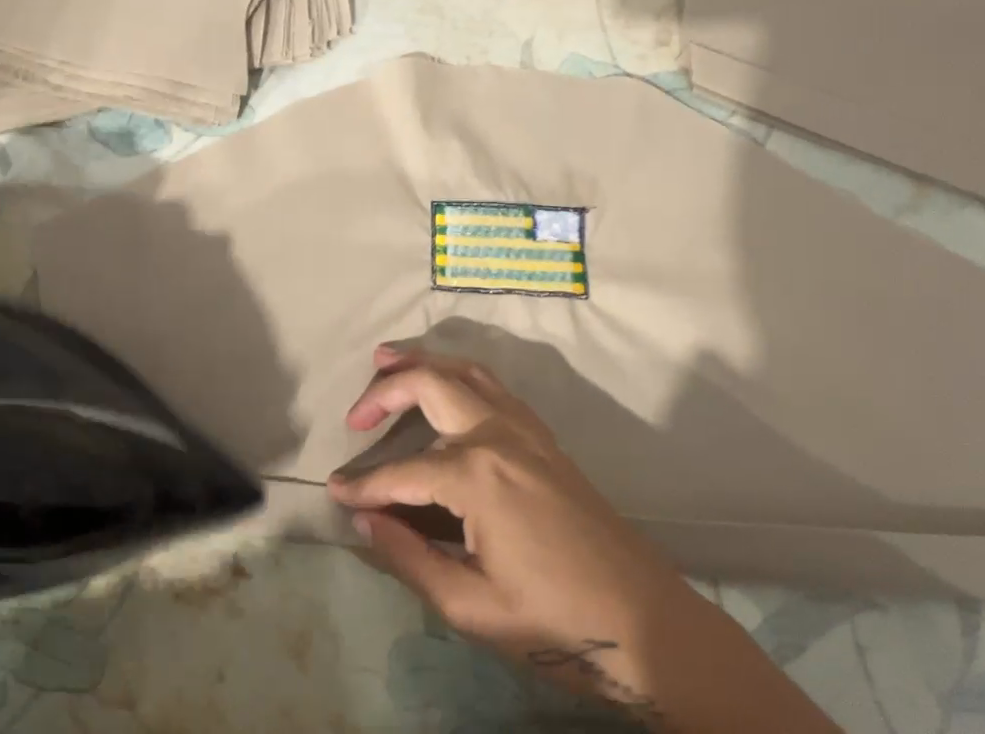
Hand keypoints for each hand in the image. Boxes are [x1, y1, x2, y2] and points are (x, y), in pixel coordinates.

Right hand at [328, 346, 837, 732]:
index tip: (335, 494)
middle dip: (383, 391)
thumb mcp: (469, 606)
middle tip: (353, 415)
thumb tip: (365, 520)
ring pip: (467, 373)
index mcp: (475, 476)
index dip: (362, 485)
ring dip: (424, 364)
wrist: (649, 625)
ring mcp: (528, 434)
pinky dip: (461, 377)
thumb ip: (407, 557)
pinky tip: (449, 390)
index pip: (400, 471)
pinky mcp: (548, 443)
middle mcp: (498, 437)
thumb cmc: (555, 622)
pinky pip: (496, 390)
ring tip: (386, 359)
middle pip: (430, 385)